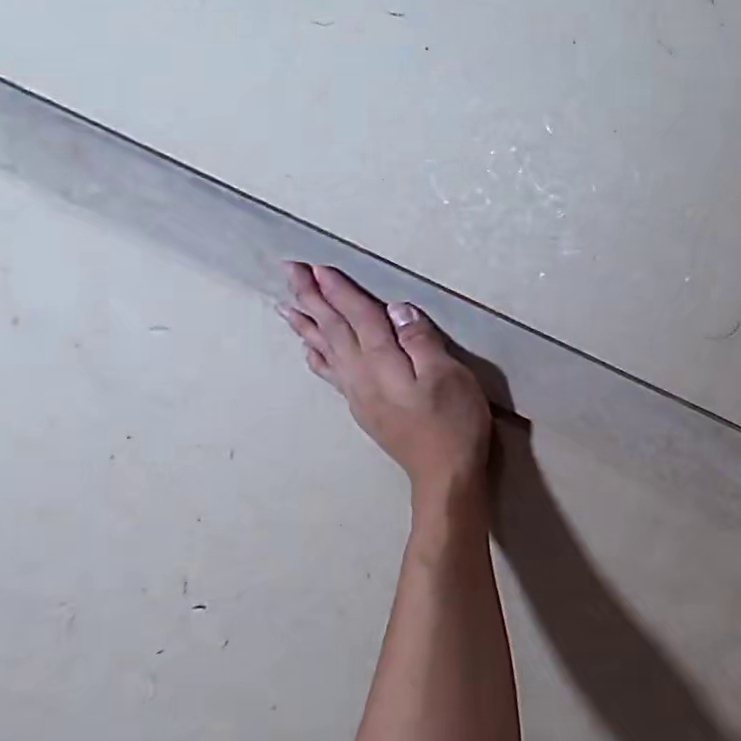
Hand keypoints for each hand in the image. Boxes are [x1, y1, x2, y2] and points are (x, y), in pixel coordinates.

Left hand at [279, 263, 491, 504]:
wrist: (444, 473)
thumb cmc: (454, 422)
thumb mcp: (449, 376)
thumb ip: (421, 341)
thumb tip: (397, 310)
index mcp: (383, 361)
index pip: (358, 317)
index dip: (340, 291)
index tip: (317, 267)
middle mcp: (362, 374)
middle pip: (333, 329)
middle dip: (313, 299)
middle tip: (289, 271)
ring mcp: (359, 394)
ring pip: (326, 350)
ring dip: (307, 325)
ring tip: (285, 305)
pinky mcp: (365, 409)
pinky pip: (331, 373)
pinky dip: (317, 356)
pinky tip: (310, 351)